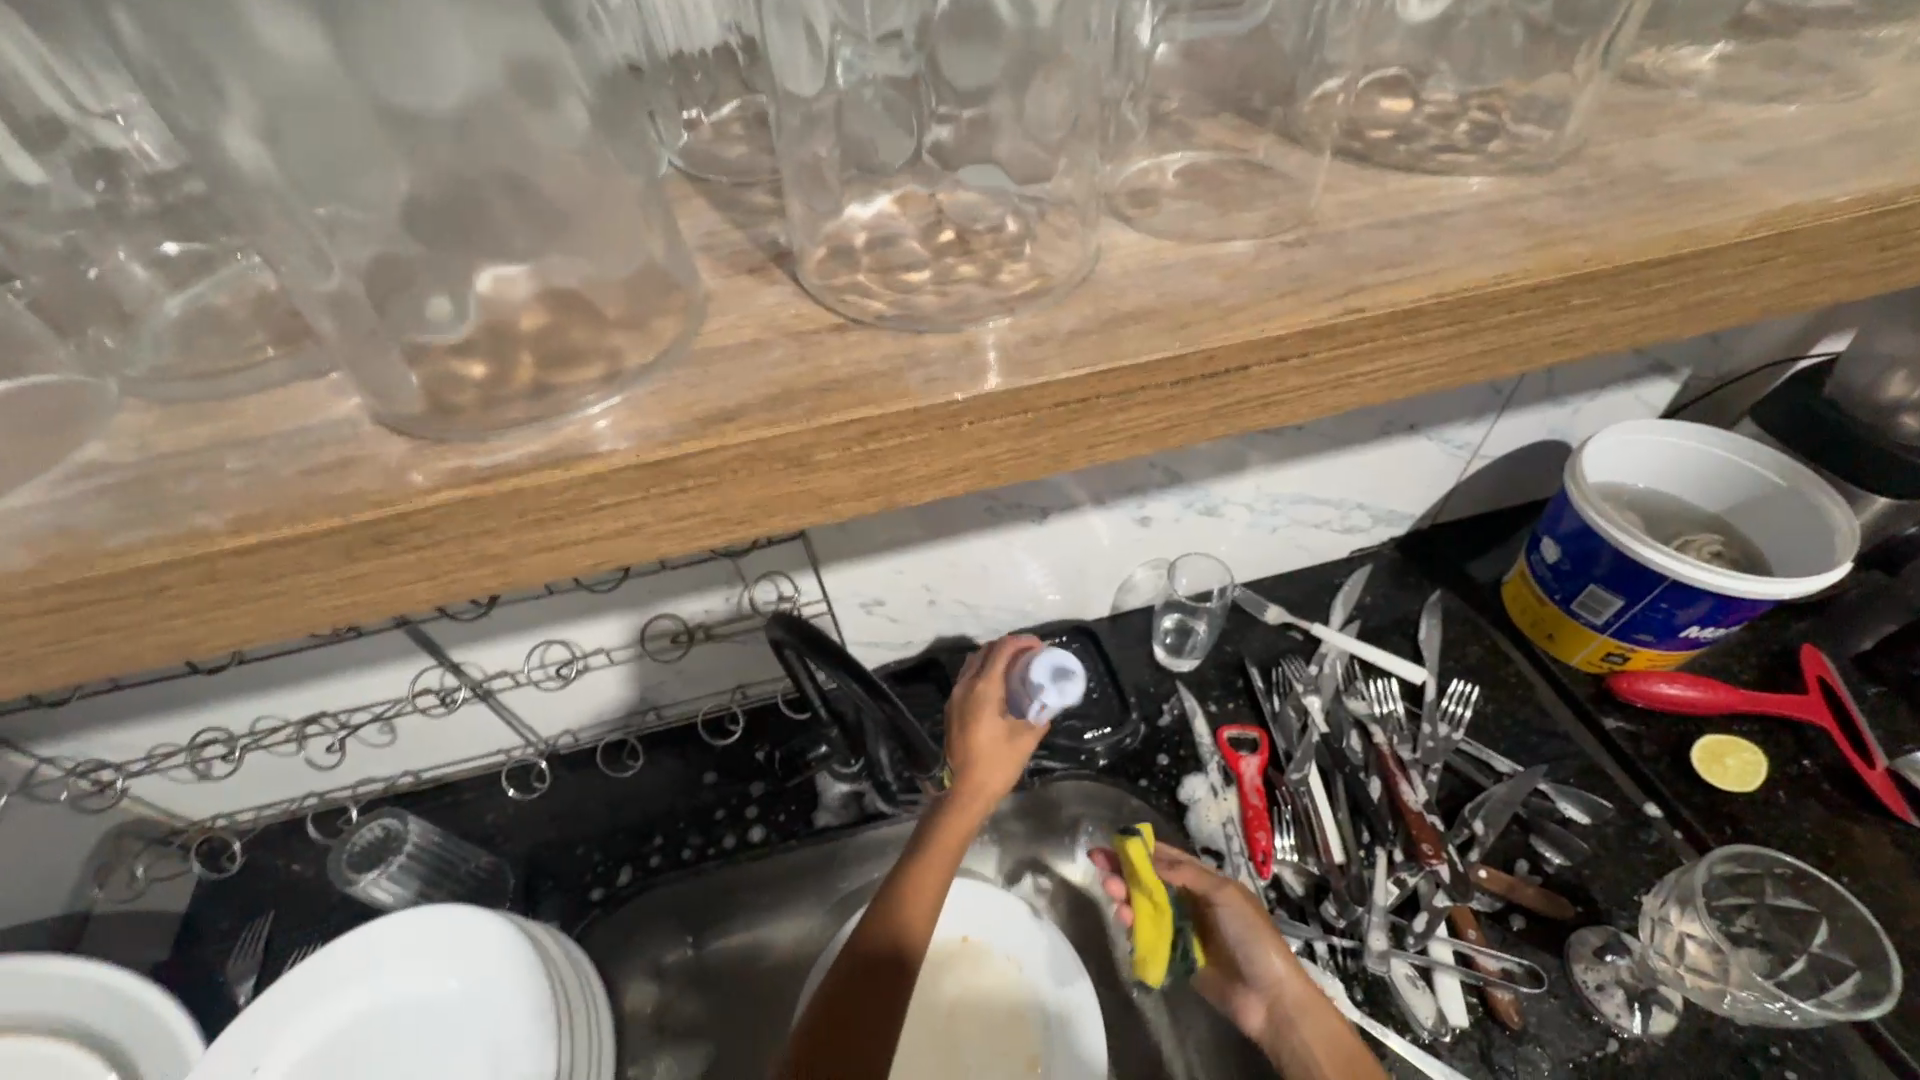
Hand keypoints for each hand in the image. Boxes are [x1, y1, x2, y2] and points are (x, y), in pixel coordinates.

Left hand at [942, 635, 1048, 809]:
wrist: (963, 791)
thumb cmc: (996, 764)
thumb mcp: (1026, 738)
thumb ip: (1040, 715)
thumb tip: (1049, 703)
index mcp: (983, 688)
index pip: (1002, 649)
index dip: (1022, 642)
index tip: (1040, 646)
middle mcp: (965, 685)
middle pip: (986, 650)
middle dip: (1009, 647)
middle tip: (1031, 655)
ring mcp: (955, 696)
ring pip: (974, 662)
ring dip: (994, 658)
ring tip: (1017, 667)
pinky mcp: (952, 707)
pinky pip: (968, 677)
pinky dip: (985, 672)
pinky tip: (1001, 686)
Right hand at [1089, 843, 1303, 1045]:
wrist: (1268, 996)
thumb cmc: (1251, 936)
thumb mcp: (1225, 895)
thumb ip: (1188, 875)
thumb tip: (1151, 859)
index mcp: (1205, 881)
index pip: (1167, 858)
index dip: (1140, 849)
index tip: (1112, 841)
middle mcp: (1190, 900)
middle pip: (1150, 880)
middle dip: (1125, 870)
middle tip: (1098, 864)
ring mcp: (1182, 928)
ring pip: (1145, 906)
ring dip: (1126, 895)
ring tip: (1111, 890)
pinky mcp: (1175, 954)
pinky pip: (1148, 935)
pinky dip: (1133, 925)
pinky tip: (1123, 918)